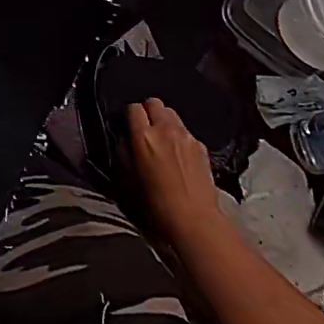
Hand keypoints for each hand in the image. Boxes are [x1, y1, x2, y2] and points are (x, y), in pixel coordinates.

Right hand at [127, 98, 223, 246]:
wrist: (194, 221)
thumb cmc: (157, 208)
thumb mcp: (127, 183)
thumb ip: (122, 155)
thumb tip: (123, 140)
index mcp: (144, 137)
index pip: (133, 108)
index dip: (128, 115)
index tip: (127, 125)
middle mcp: (166, 129)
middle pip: (154, 102)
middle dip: (147, 112)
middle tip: (144, 130)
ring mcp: (186, 135)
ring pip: (172, 113)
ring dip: (164, 121)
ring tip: (161, 140)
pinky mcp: (201, 145)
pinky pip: (186, 130)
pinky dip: (179, 136)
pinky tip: (178, 155)